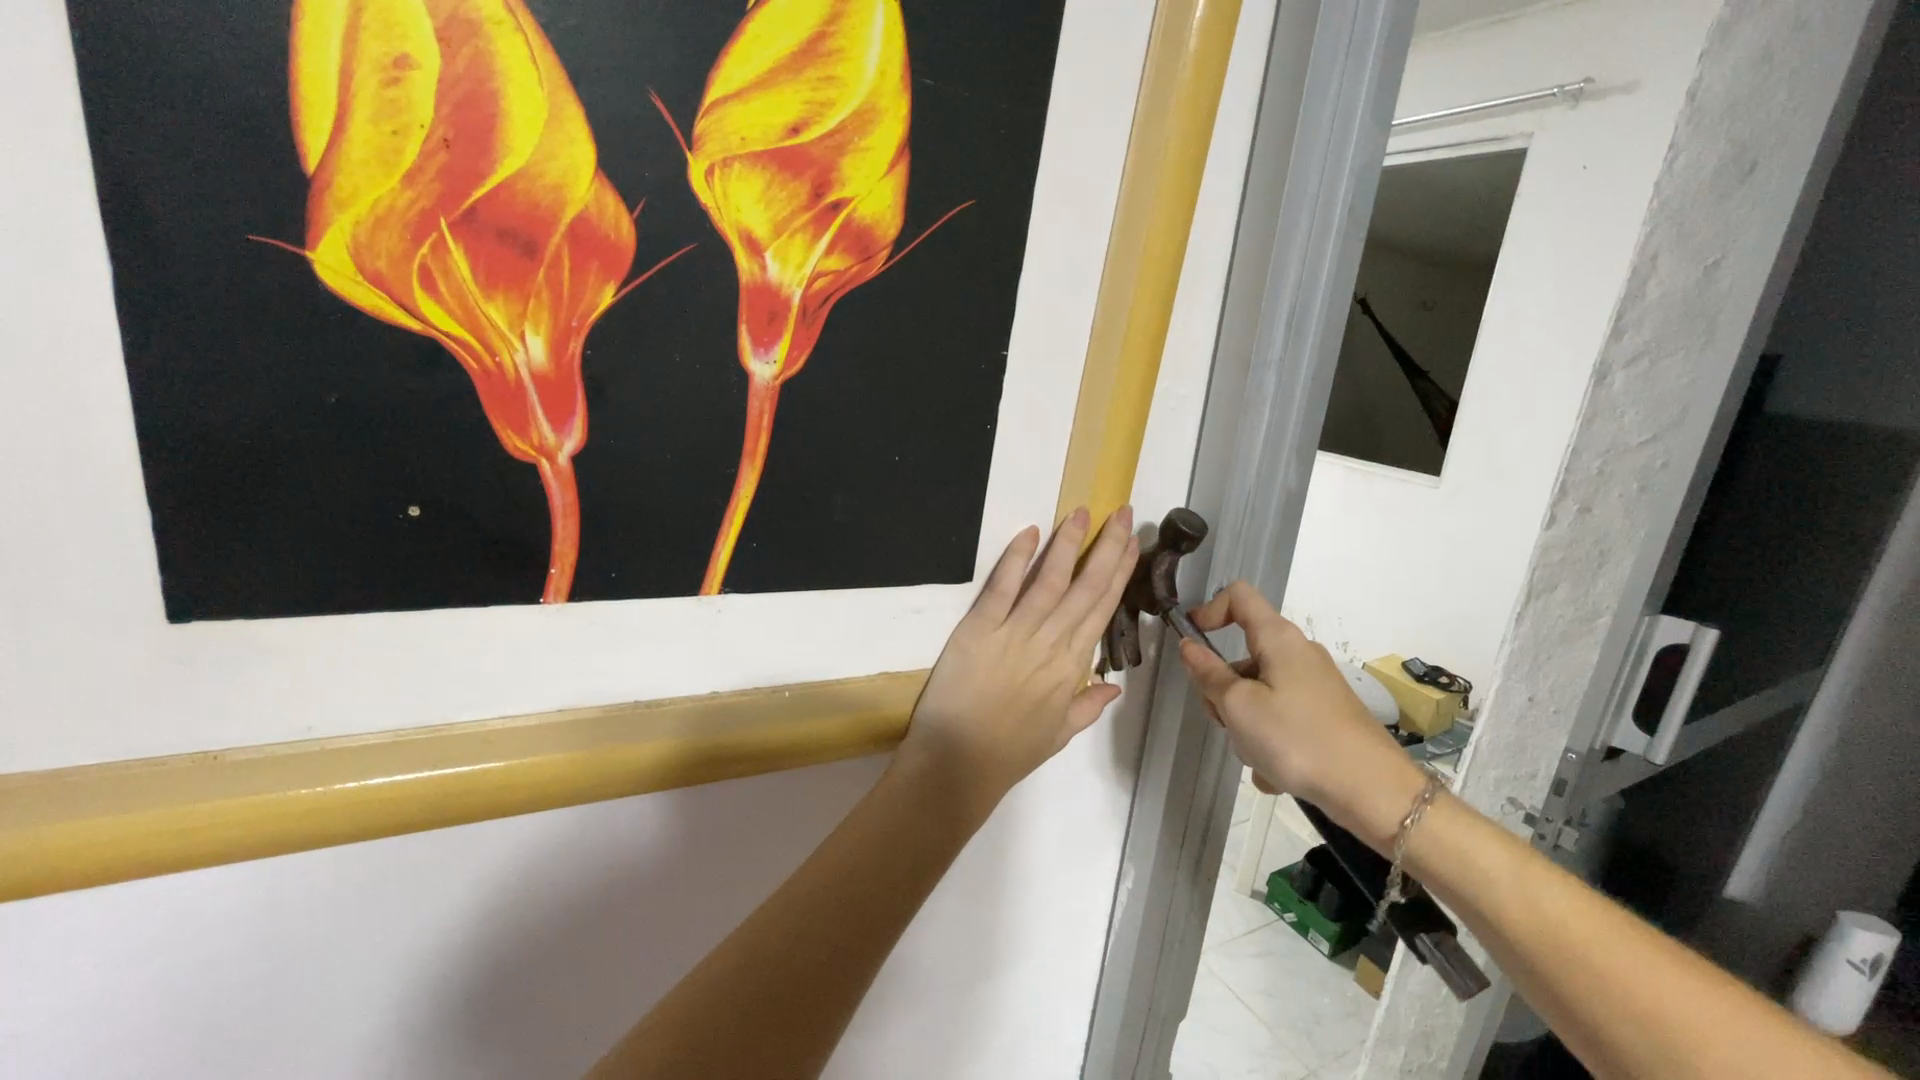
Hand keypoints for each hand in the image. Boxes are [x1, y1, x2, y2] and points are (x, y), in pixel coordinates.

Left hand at [896, 506, 1138, 812]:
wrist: (959, 764)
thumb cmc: (1009, 752)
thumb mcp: (1058, 734)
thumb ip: (1088, 706)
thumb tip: (1115, 686)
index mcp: (1072, 666)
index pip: (1103, 609)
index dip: (1120, 573)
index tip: (1133, 544)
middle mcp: (1051, 642)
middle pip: (1086, 586)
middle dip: (1107, 547)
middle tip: (1122, 513)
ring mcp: (1015, 632)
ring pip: (1050, 579)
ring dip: (1069, 543)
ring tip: (1083, 512)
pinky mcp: (978, 628)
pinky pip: (1002, 586)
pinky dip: (1017, 558)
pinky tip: (1031, 532)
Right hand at [1177, 582, 1425, 852]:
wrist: (1370, 788)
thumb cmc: (1297, 738)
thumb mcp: (1238, 706)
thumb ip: (1209, 674)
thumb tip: (1189, 646)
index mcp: (1278, 639)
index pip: (1239, 596)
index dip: (1208, 610)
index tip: (1190, 645)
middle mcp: (1298, 654)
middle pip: (1244, 656)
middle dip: (1223, 689)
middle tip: (1224, 720)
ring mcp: (1313, 686)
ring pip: (1258, 694)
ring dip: (1245, 724)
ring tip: (1257, 756)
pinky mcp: (1323, 715)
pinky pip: (1280, 720)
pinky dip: (1270, 742)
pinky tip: (1277, 773)